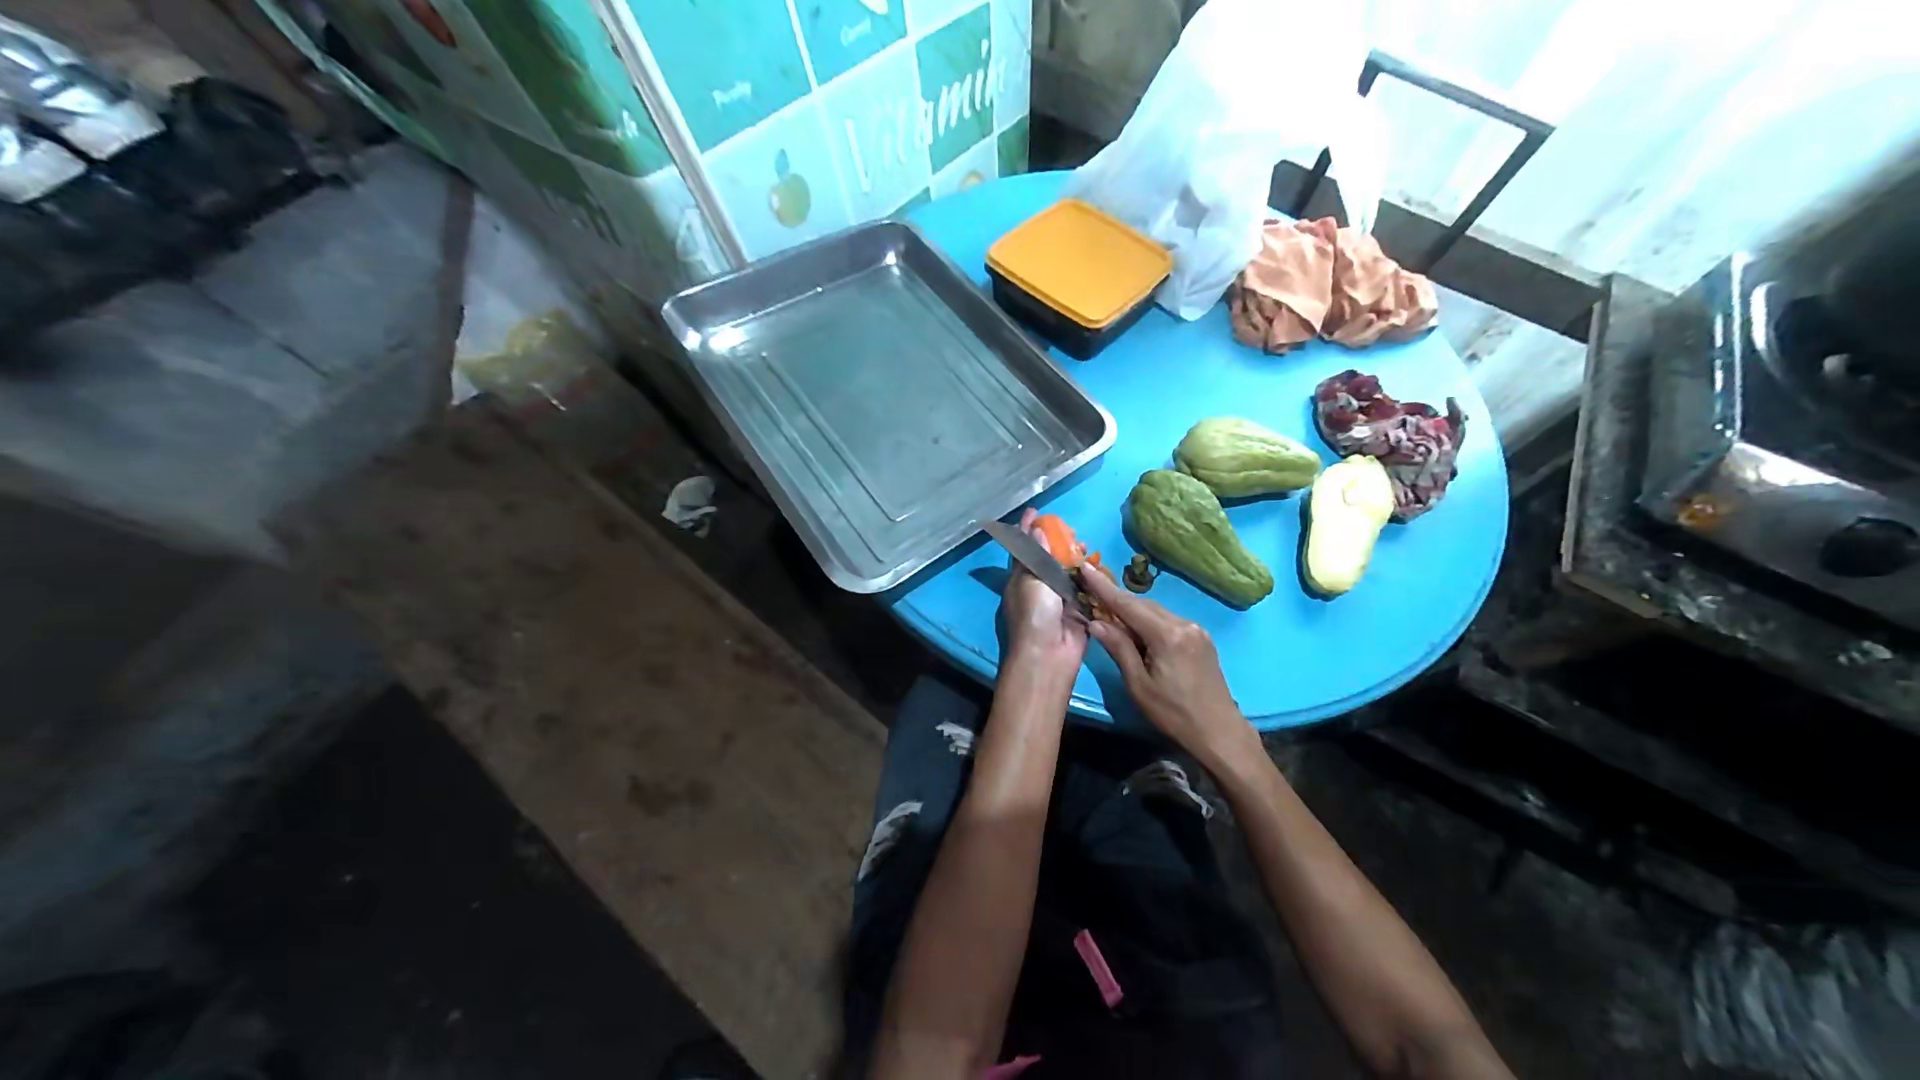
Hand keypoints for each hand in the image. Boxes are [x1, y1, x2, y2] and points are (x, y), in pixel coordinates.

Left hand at [999, 507, 1088, 683]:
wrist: (1048, 657)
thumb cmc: (1034, 616)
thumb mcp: (1032, 581)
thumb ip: (1037, 556)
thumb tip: (1037, 530)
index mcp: (1021, 580)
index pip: (1023, 548)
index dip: (1027, 529)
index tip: (1035, 510)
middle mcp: (1039, 588)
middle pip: (1050, 559)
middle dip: (1059, 543)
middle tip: (1071, 531)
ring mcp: (1060, 600)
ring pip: (1070, 573)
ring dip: (1077, 559)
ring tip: (1086, 546)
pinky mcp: (1079, 612)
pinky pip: (1087, 591)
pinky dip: (1092, 579)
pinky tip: (1099, 566)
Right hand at [1080, 568, 1258, 767]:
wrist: (1219, 732)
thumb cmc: (1174, 714)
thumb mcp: (1138, 684)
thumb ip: (1119, 648)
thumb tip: (1096, 622)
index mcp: (1167, 635)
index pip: (1128, 605)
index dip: (1104, 587)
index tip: (1084, 567)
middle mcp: (1184, 624)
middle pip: (1143, 605)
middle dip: (1116, 598)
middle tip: (1090, 590)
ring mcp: (1196, 630)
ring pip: (1156, 612)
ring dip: (1132, 611)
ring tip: (1108, 614)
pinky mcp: (1201, 639)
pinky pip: (1168, 621)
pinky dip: (1148, 621)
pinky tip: (1135, 630)